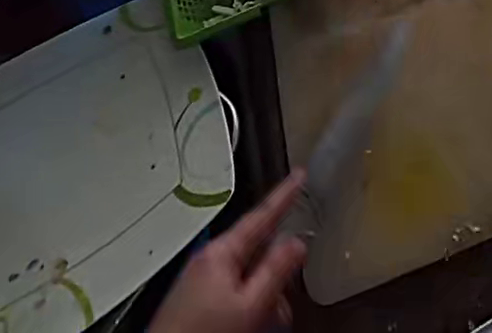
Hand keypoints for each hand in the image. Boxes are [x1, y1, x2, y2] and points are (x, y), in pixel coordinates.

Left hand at [151, 169, 308, 332]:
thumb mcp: (249, 307)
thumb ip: (276, 270)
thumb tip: (297, 242)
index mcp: (221, 253)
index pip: (261, 215)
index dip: (285, 194)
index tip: (299, 174)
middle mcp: (208, 262)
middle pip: (255, 249)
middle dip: (276, 267)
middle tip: (289, 288)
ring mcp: (198, 284)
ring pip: (245, 275)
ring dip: (263, 293)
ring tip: (267, 320)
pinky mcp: (192, 306)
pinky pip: (231, 292)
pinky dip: (247, 304)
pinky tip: (251, 324)